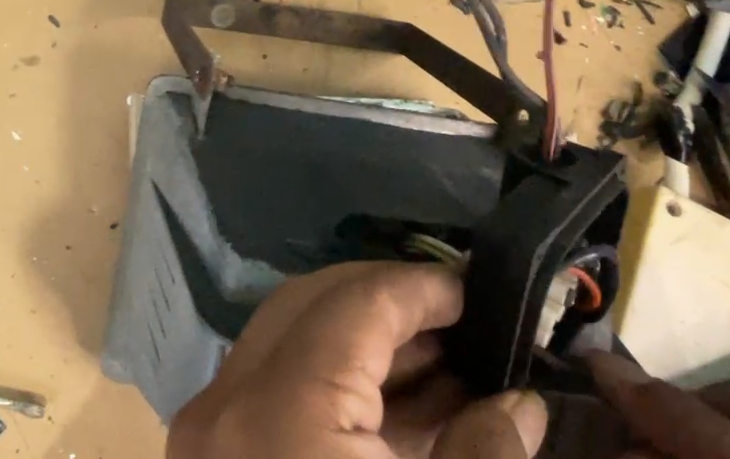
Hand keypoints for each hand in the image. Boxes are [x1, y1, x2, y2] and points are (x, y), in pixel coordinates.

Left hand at [168, 262, 546, 458]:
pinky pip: (278, 391)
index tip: (481, 288)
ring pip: (292, 344)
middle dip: (391, 301)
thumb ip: (485, 452)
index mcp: (282, 411)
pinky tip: (403, 402)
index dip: (424, 288)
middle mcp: (228, 402)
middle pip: (312, 306)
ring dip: (366, 343)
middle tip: (465, 318)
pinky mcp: (216, 457)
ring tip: (447, 358)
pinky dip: (337, 386)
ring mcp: (212, 430)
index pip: (356, 304)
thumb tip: (517, 401)